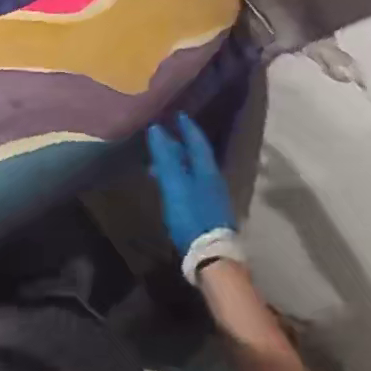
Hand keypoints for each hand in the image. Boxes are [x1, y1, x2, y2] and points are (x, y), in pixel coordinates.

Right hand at [145, 113, 237, 255]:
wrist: (211, 256)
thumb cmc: (190, 215)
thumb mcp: (174, 184)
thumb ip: (166, 158)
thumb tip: (157, 129)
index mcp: (207, 170)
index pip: (197, 141)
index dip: (187, 127)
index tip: (178, 114)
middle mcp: (213, 180)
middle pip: (196, 155)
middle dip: (180, 143)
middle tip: (164, 134)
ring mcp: (213, 196)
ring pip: (193, 171)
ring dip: (178, 162)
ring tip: (159, 160)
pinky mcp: (208, 211)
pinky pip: (192, 184)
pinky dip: (179, 177)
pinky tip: (169, 184)